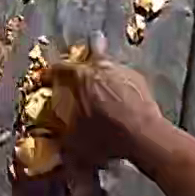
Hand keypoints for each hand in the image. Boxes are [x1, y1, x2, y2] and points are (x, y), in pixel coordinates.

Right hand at [48, 45, 169, 167]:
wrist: (144, 135)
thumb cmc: (107, 135)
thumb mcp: (79, 141)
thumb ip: (66, 137)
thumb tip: (59, 147)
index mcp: (80, 77)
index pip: (60, 67)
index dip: (52, 73)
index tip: (49, 78)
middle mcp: (99, 66)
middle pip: (90, 48)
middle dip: (86, 55)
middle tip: (83, 70)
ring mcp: (120, 69)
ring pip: (108, 63)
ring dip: (104, 72)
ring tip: (105, 89)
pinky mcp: (138, 78)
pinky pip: (124, 76)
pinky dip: (121, 84)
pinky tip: (123, 99)